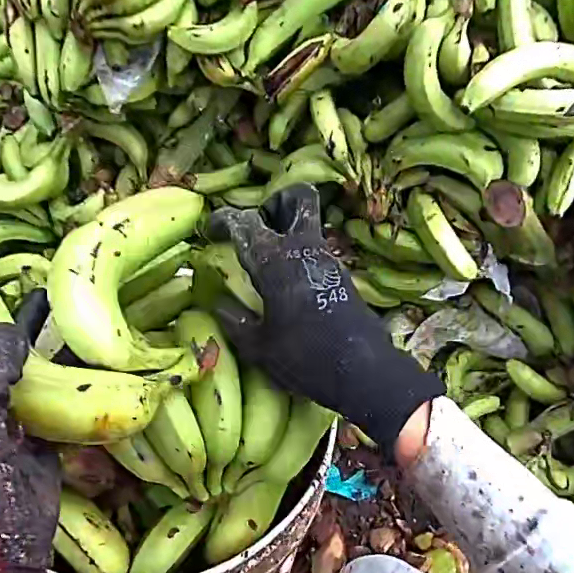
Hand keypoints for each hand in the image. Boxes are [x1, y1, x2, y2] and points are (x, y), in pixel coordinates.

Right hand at [206, 186, 442, 454]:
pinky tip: (286, 282)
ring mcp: (327, 260)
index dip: (223, 221)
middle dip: (275, 203)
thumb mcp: (257, 347)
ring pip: (308, 224)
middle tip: (258, 227)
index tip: (210, 231)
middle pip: (297, 198)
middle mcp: (304, 249)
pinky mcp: (341, 276)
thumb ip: (234, 322)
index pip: (245, 223)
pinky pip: (315, 250)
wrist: (364, 373)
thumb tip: (218, 304)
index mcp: (276, 262)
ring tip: (266, 258)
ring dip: (288, 230)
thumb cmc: (304, 358)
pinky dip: (298, 254)